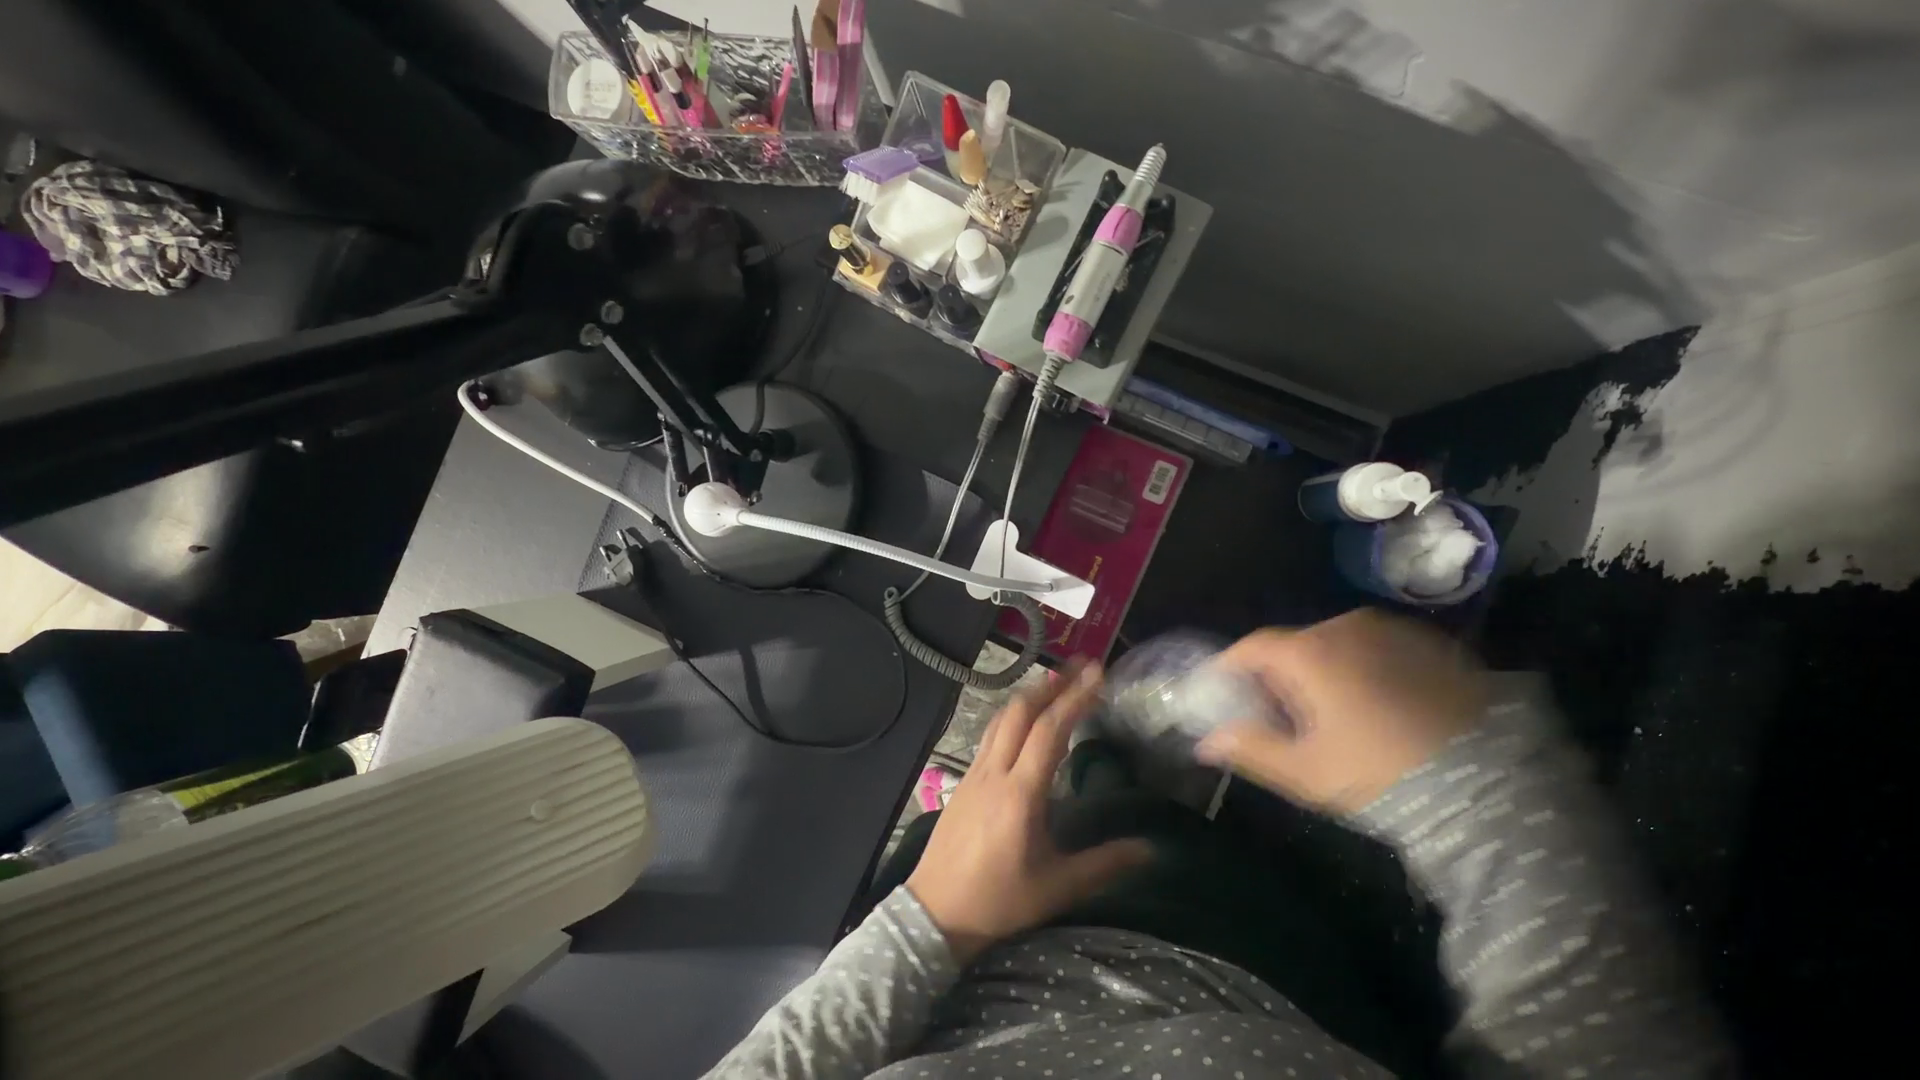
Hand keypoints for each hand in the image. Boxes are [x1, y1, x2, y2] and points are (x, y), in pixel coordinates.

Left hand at [906, 662, 1152, 964]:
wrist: (934, 913)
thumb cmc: (998, 901)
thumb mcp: (1057, 887)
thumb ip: (1105, 864)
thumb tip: (1151, 849)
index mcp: (1020, 793)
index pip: (1049, 731)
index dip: (1075, 698)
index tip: (1097, 674)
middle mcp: (994, 773)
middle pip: (1020, 712)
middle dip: (1051, 685)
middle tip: (1080, 668)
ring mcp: (973, 775)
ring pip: (1000, 720)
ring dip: (1029, 697)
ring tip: (1056, 684)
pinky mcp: (962, 783)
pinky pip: (989, 737)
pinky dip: (1012, 717)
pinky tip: (1025, 725)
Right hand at [1196, 610, 1487, 815]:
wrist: (1491, 783)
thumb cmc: (1380, 774)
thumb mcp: (1305, 771)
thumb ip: (1250, 748)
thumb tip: (1206, 741)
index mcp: (1310, 652)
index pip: (1252, 647)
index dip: (1231, 669)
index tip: (1222, 693)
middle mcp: (1348, 627)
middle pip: (1295, 644)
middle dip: (1279, 675)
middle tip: (1278, 714)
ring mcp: (1396, 632)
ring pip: (1339, 645)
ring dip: (1324, 671)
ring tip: (1331, 714)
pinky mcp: (1435, 645)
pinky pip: (1379, 650)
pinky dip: (1365, 669)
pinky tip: (1376, 707)